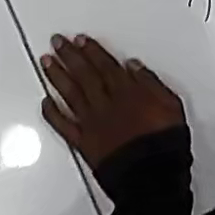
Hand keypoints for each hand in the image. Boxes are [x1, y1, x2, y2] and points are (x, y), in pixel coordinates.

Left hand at [40, 33, 185, 170]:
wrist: (152, 175)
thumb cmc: (164, 140)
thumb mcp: (170, 103)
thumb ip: (149, 82)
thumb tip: (133, 65)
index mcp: (127, 91)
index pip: (105, 64)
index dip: (91, 50)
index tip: (79, 39)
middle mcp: (105, 102)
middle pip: (84, 74)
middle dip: (69, 55)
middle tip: (57, 41)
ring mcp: (92, 122)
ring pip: (71, 93)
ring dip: (57, 76)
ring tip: (46, 62)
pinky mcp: (84, 142)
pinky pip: (64, 125)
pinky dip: (52, 113)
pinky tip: (45, 102)